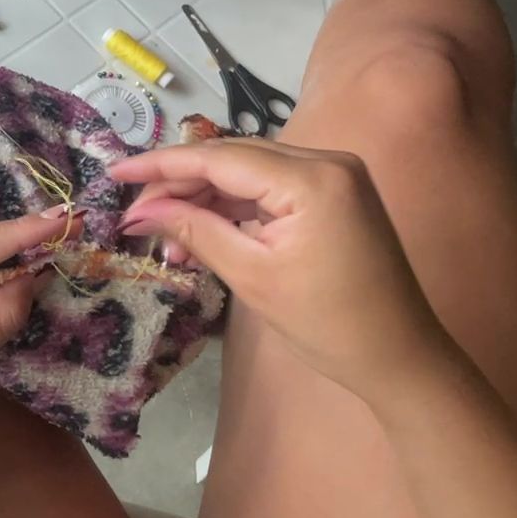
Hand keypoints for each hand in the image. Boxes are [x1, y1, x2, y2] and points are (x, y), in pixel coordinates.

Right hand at [111, 140, 453, 401]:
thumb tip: (139, 211)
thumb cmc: (326, 324)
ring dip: (202, 198)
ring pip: (245, 172)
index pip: (219, 158)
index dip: (161, 164)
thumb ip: (193, 230)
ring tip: (164, 235)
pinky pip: (266, 188)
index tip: (117, 173)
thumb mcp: (250, 275)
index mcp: (312, 178)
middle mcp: (325, 161)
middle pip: (231, 159)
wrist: (399, 359)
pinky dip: (231, 208)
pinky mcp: (331, 192)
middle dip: (178, 184)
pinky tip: (198, 232)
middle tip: (136, 215)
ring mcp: (332, 174)